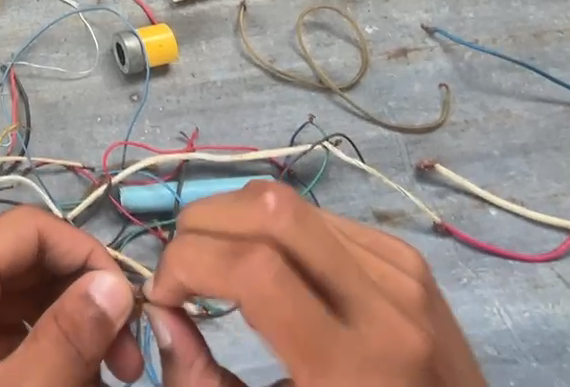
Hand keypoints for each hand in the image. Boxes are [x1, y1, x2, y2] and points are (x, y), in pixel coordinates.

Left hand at [0, 206, 142, 386]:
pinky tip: (68, 384)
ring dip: (65, 332)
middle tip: (129, 365)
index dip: (87, 257)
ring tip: (106, 381)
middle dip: (81, 303)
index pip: (31, 229)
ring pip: (17, 299)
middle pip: (26, 262)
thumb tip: (115, 284)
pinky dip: (37, 352)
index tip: (133, 312)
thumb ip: (66, 340)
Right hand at [144, 185, 485, 386]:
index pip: (253, 268)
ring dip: (231, 221)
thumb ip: (202, 382)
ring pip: (287, 201)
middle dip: (201, 224)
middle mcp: (386, 305)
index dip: (187, 264)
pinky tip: (271, 268)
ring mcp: (404, 274)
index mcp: (355, 368)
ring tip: (217, 262)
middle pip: (269, 209)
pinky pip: (318, 216)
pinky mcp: (409, 260)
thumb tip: (161, 311)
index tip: (163, 297)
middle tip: (183, 267)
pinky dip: (272, 230)